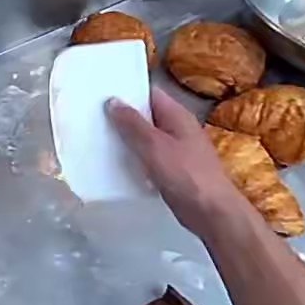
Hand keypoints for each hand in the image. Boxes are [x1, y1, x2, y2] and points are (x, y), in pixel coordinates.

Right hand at [107, 87, 259, 241]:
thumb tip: (113, 101)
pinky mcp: (173, 170)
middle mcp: (178, 128)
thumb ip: (132, 123)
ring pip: (145, 138)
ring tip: (97, 138)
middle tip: (92, 117)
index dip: (126, 91)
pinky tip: (115, 164)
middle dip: (122, 117)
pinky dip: (134, 159)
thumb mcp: (154, 145)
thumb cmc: (186, 175)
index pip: (148, 93)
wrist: (212, 213)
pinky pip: (148, 157)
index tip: (100, 94)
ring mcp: (177, 150)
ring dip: (126, 139)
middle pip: (146, 115)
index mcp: (177, 114)